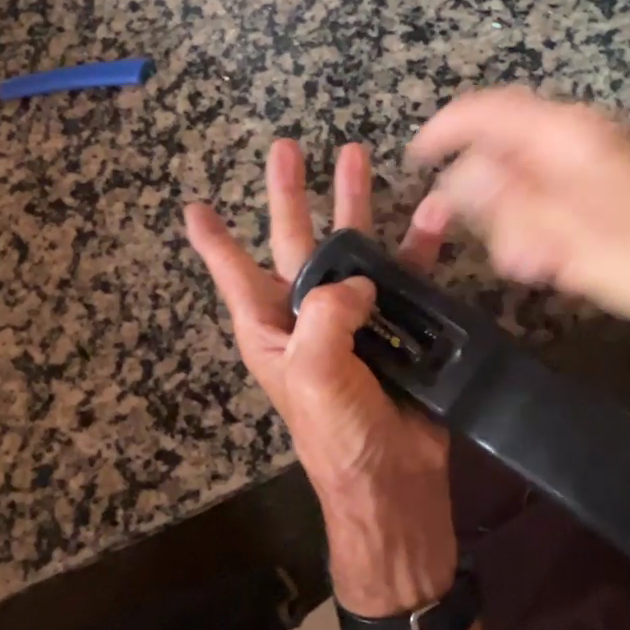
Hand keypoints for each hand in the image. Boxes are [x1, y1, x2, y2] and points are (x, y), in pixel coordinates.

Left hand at [185, 140, 456, 612]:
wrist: (394, 481)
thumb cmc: (338, 433)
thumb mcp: (312, 371)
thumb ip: (325, 312)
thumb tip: (359, 279)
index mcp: (270, 329)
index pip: (235, 275)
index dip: (215, 242)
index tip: (194, 208)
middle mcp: (308, 317)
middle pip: (296, 244)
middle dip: (292, 197)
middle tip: (287, 148)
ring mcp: (355, 319)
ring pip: (353, 249)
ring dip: (356, 205)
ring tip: (359, 155)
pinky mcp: (399, 327)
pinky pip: (407, 276)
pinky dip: (419, 244)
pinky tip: (434, 211)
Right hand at [409, 87, 629, 342]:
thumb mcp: (563, 231)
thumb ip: (504, 202)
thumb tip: (456, 181)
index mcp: (567, 135)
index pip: (490, 110)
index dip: (447, 128)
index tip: (417, 158)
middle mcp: (584, 142)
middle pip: (509, 151)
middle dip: (484, 194)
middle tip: (473, 236)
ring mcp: (605, 171)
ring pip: (534, 186)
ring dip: (517, 223)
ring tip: (528, 264)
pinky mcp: (620, 203)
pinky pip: (562, 211)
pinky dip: (547, 236)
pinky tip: (554, 267)